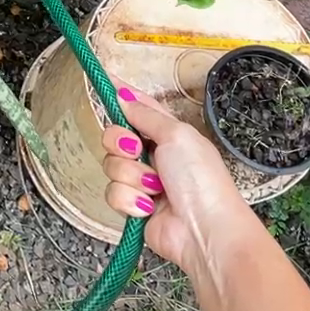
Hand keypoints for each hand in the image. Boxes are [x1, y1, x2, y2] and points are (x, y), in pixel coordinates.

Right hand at [100, 86, 252, 274]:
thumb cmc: (200, 181)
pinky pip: (112, 192)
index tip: (103, 79)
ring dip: (131, 176)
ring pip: (111, 165)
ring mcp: (141, 181)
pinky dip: (129, 199)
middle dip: (121, 143)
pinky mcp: (132, 205)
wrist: (206, 232)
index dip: (121, 94)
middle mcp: (152, 154)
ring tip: (155, 188)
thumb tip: (124, 95)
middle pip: (114, 136)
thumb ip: (145, 114)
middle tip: (137, 151)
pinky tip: (148, 207)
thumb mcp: (177, 135)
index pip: (138, 106)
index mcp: (168, 133)